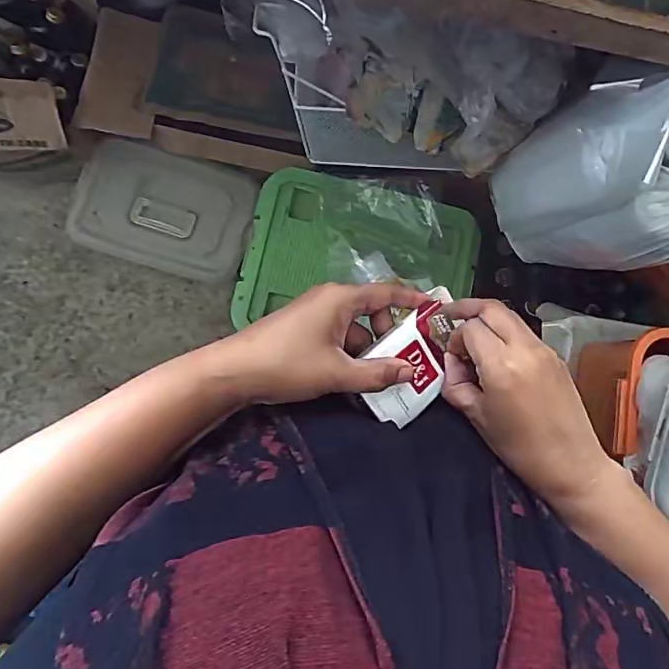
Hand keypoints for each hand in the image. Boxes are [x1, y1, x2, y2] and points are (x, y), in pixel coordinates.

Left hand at [205, 283, 432, 405]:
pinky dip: (350, 352)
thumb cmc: (288, 364)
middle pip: (372, 311)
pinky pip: (338, 335)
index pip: (387, 292)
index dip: (413, 300)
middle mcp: (330, 299)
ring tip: (378, 376)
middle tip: (403, 360)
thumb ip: (377, 374)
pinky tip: (351, 377)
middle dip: (390, 334)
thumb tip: (411, 372)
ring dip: (368, 348)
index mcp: (342, 298)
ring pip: (354, 327)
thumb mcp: (337, 373)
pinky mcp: (304, 328)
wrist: (234, 371)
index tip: (434, 309)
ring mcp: (315, 313)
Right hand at [442, 299, 623, 509]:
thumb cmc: (520, 448)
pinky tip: (496, 355)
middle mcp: (525, 349)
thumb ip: (456, 382)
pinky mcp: (555, 356)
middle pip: (491, 308)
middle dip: (467, 310)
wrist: (572, 464)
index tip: (450, 356)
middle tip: (450, 319)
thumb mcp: (476, 416)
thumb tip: (452, 362)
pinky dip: (505, 333)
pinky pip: (523, 333)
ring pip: (509, 316)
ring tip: (473, 339)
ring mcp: (544, 350)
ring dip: (487, 320)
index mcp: (502, 365)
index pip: (470, 328)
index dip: (454, 337)